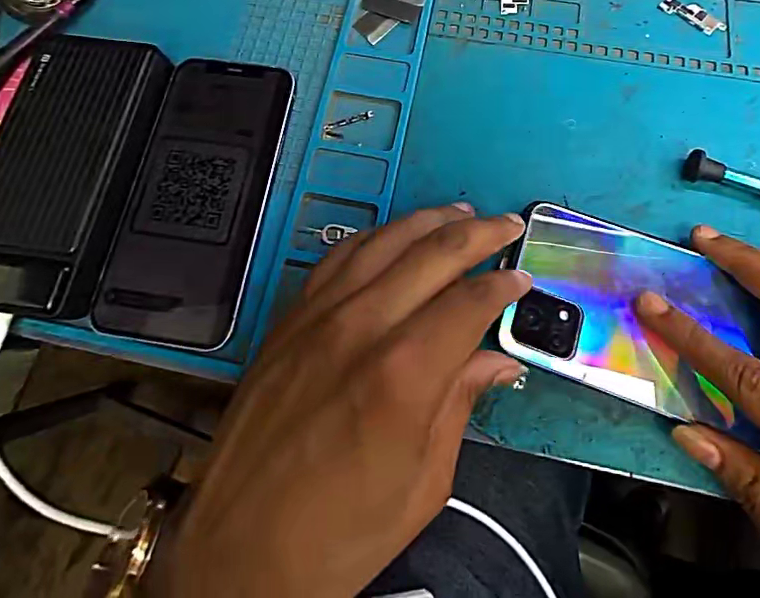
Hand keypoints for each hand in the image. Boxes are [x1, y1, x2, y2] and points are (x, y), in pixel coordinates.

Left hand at [146, 204, 529, 597]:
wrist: (237, 545)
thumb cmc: (340, 532)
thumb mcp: (422, 483)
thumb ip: (460, 404)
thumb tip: (498, 362)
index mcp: (403, 374)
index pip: (468, 302)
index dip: (502, 286)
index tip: (522, 280)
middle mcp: (361, 326)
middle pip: (432, 254)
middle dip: (480, 234)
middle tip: (508, 226)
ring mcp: (320, 314)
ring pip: (386, 241)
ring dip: (430, 220)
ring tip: (461, 213)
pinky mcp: (291, 316)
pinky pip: (340, 256)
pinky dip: (376, 236)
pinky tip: (394, 234)